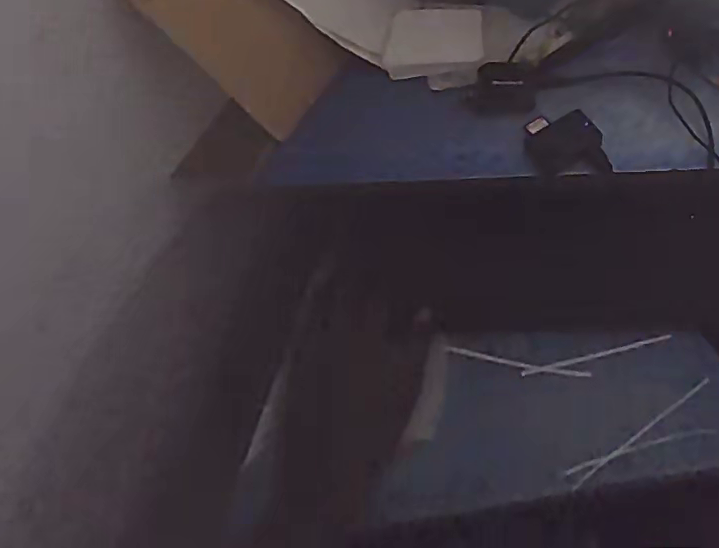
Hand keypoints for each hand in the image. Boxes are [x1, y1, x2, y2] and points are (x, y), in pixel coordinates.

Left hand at [264, 267, 431, 544]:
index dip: (386, 265)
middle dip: (353, 262)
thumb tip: (426, 309)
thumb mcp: (409, 387)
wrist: (325, 475)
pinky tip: (315, 293)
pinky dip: (310, 302)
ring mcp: (310, 344)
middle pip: (344, 285)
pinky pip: (301, 319)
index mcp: (369, 333)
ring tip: (337, 254)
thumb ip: (418, 344)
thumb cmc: (376, 430)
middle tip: (362, 243)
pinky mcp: (293, 360)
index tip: (392, 248)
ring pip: (319, 297)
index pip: (378, 287)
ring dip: (329, 275)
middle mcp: (336, 330)